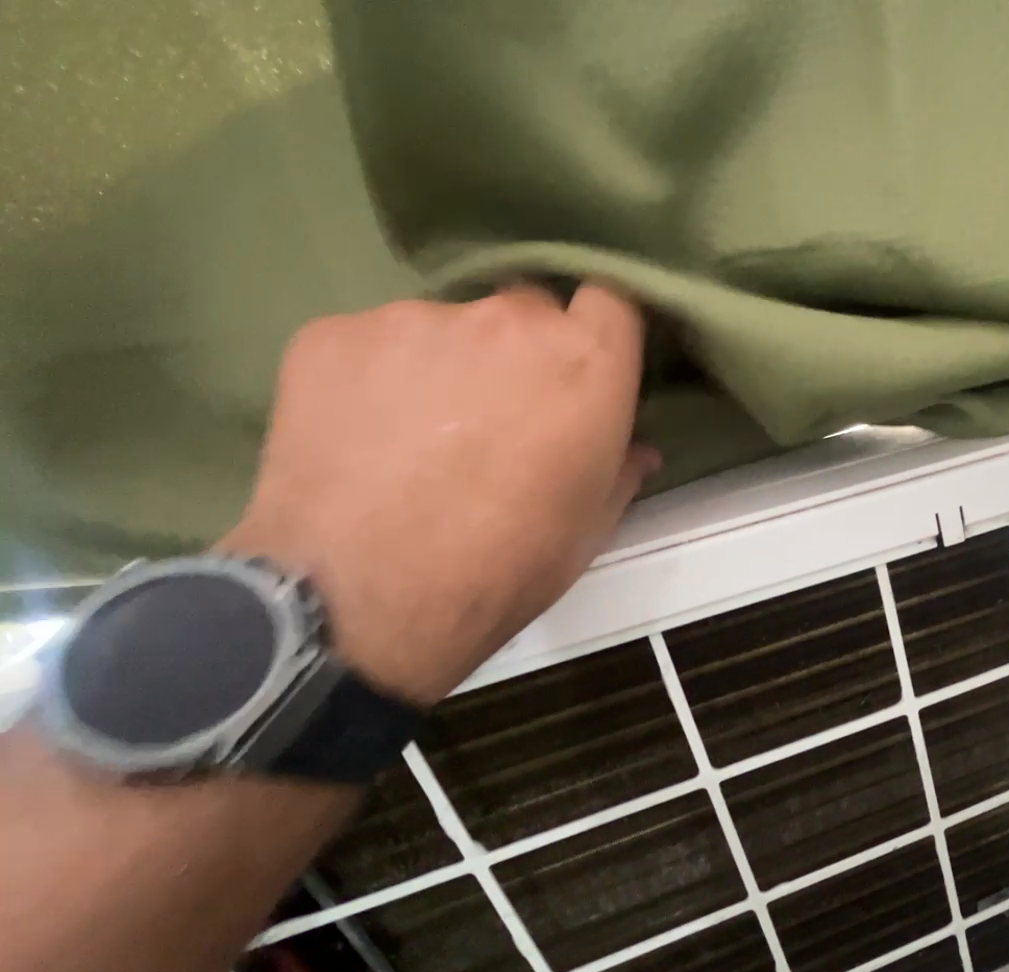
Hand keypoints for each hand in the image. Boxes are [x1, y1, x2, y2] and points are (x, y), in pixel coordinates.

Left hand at [219, 284, 656, 703]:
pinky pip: (376, 343)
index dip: (604, 327)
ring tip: (423, 433)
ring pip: (449, 327)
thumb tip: (634, 448)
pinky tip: (366, 434)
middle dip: (527, 349)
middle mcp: (509, 319)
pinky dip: (381, 376)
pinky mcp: (333, 334)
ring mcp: (415, 319)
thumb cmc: (511, 564)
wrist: (367, 596)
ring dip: (451, 364)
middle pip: (529, 309)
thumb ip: (621, 468)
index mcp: (587, 362)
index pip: (612, 297)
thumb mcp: (592, 524)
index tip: (595, 362)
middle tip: (507, 411)